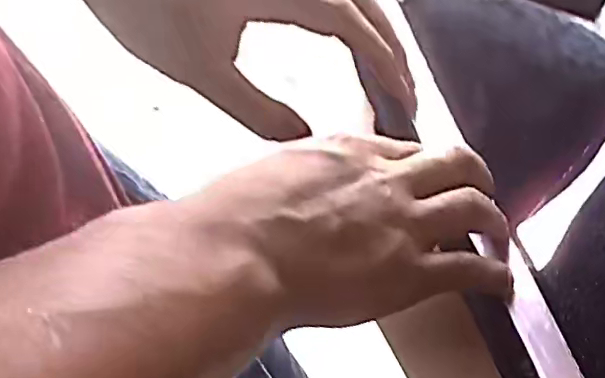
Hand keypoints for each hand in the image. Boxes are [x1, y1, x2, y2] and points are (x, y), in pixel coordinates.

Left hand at [84, 0, 415, 139]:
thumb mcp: (197, 66)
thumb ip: (259, 111)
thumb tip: (303, 138)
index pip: (365, 35)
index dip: (391, 75)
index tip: (406, 108)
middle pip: (368, 6)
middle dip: (391, 51)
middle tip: (402, 92)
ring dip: (370, 27)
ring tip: (375, 65)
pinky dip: (340, 10)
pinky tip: (334, 31)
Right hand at [172, 134, 509, 327]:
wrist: (238, 254)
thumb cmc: (241, 219)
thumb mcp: (279, 168)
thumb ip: (314, 169)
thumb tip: (315, 172)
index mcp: (351, 149)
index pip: (413, 149)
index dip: (434, 167)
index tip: (439, 180)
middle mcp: (388, 180)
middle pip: (458, 164)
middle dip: (480, 180)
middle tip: (486, 200)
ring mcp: (406, 225)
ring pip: (476, 208)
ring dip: (497, 225)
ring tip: (501, 241)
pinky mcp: (414, 271)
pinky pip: (474, 270)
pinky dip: (498, 277)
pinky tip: (504, 285)